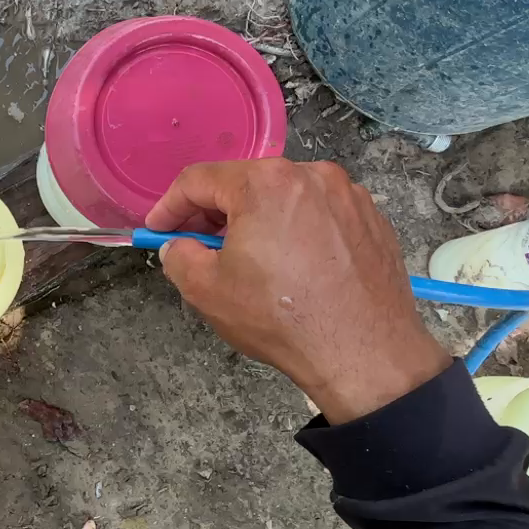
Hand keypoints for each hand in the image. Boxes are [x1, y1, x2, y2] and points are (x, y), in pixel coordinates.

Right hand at [146, 159, 450, 422]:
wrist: (364, 353)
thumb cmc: (280, 317)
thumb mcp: (204, 289)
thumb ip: (177, 255)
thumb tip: (179, 246)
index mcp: (263, 184)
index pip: (198, 180)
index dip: (169, 206)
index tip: (157, 230)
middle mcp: (309, 175)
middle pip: (243, 183)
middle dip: (212, 212)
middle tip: (196, 246)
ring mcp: (347, 195)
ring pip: (282, 196)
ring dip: (254, 220)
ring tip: (246, 259)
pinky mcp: (371, 218)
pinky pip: (317, 213)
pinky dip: (293, 230)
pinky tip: (290, 266)